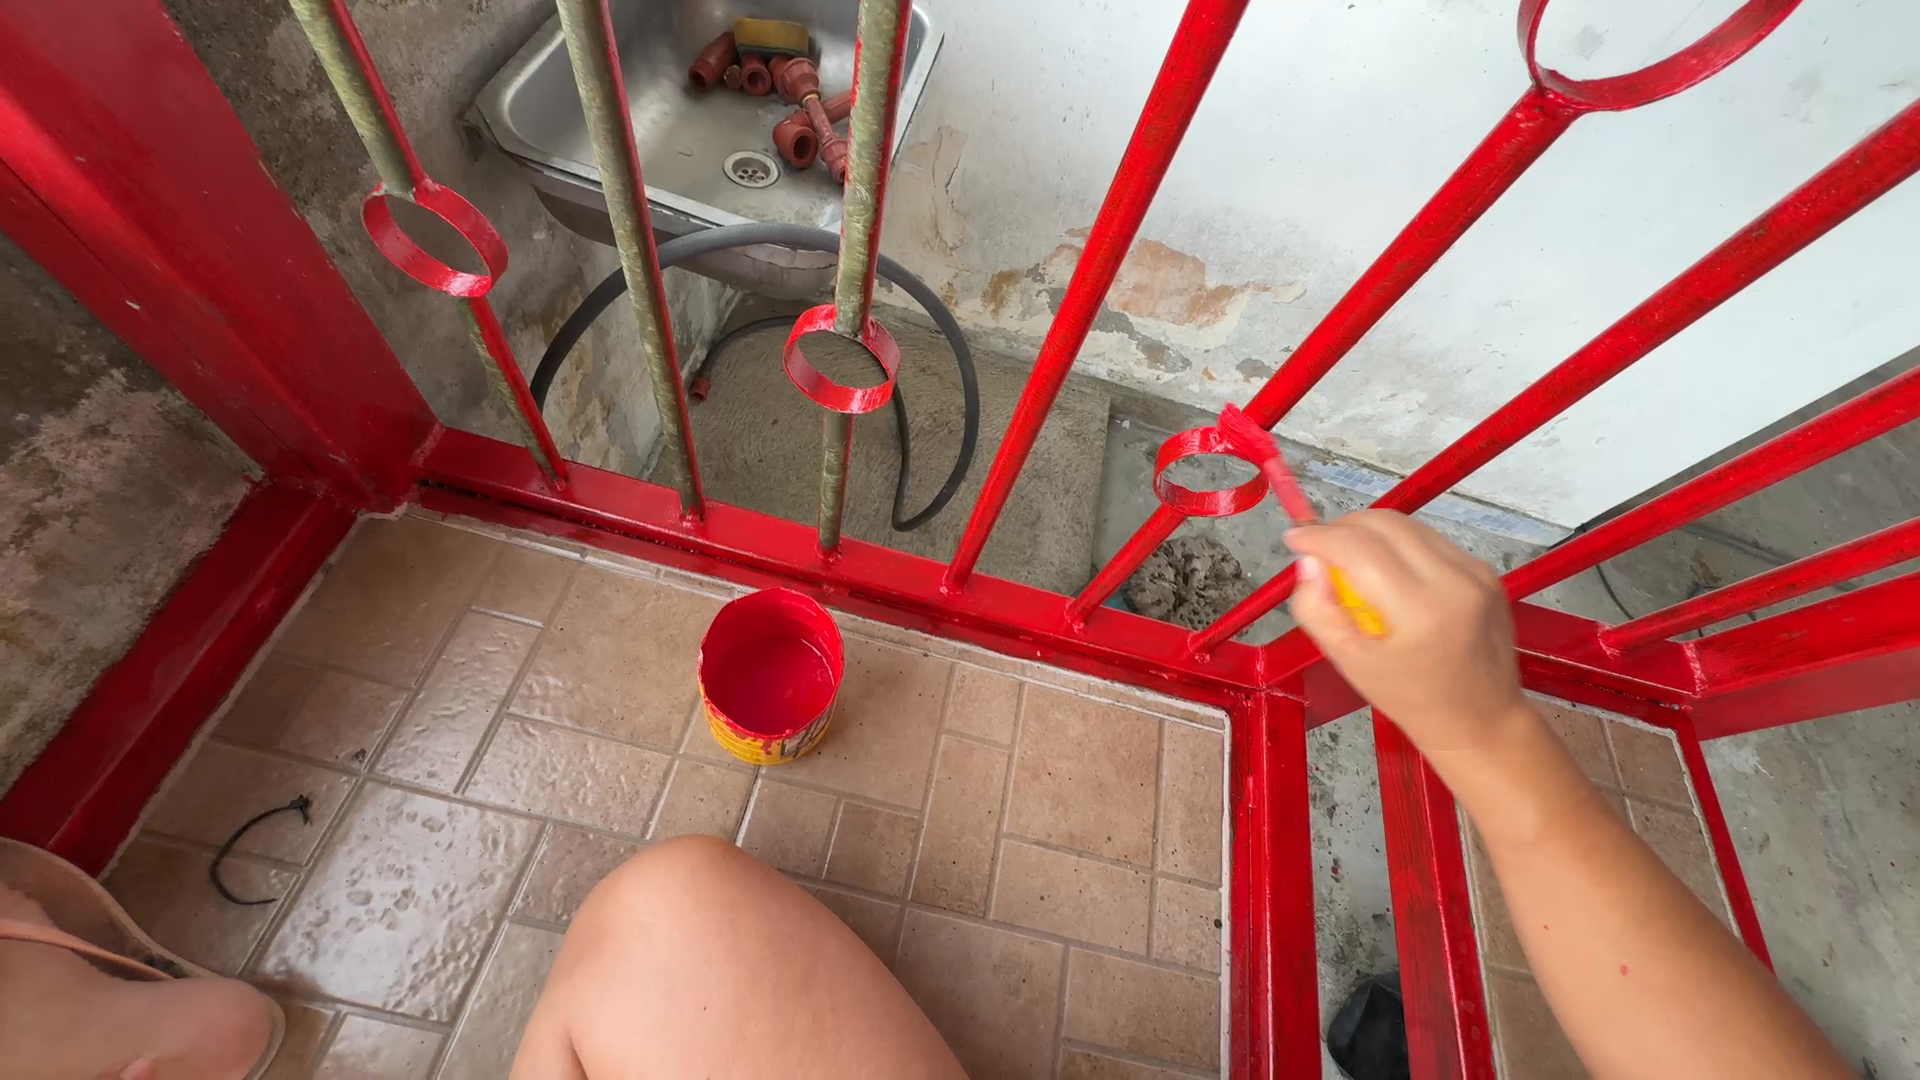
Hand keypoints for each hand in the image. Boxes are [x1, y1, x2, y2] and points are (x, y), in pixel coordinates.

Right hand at [1286, 510, 1527, 753]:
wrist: (1481, 716)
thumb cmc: (1406, 695)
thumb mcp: (1346, 661)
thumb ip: (1316, 609)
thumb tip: (1307, 562)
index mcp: (1419, 610)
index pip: (1358, 548)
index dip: (1318, 536)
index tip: (1292, 539)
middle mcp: (1454, 581)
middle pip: (1384, 524)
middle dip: (1340, 527)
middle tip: (1317, 548)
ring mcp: (1475, 572)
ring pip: (1406, 525)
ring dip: (1367, 531)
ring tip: (1346, 556)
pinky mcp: (1485, 571)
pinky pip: (1427, 539)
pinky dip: (1395, 543)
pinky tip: (1383, 568)